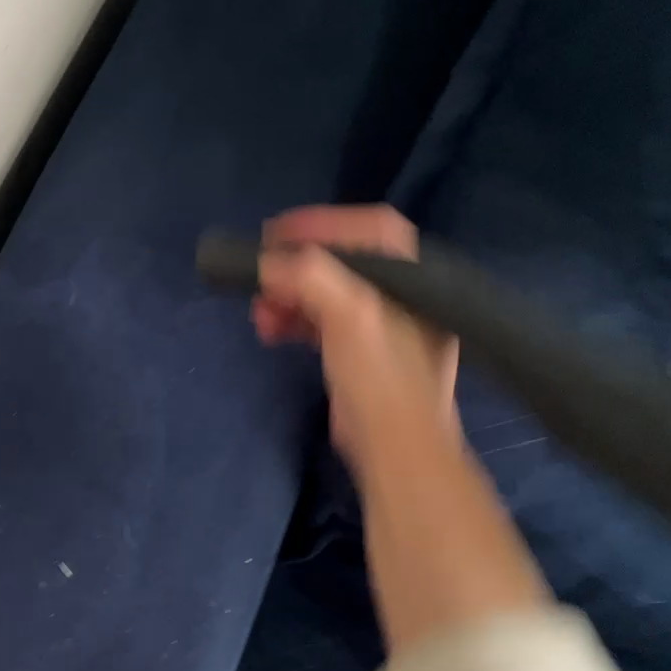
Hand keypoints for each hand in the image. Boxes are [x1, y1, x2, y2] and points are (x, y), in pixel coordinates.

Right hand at [250, 205, 458, 475]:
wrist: (395, 447)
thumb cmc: (381, 378)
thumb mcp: (350, 317)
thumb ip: (311, 278)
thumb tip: (266, 262)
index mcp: (413, 278)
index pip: (371, 227)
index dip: (323, 223)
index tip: (275, 234)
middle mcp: (400, 295)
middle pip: (340, 260)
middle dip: (293, 267)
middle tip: (258, 276)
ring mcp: (380, 324)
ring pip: (324, 290)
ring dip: (285, 295)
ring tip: (260, 315)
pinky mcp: (358, 351)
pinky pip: (319, 318)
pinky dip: (292, 318)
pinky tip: (271, 331)